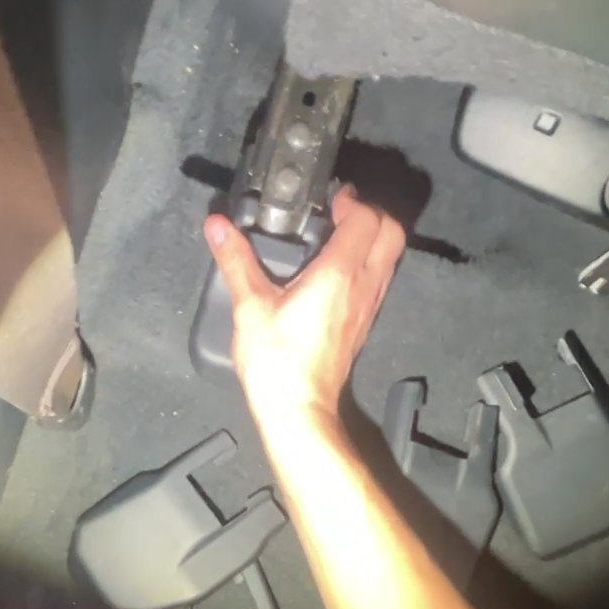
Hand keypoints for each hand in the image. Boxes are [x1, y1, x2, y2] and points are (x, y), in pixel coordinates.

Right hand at [205, 187, 406, 431]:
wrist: (299, 407)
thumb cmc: (277, 361)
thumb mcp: (249, 307)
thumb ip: (236, 261)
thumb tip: (216, 226)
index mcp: (338, 274)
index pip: (366, 220)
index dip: (352, 202)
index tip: (332, 200)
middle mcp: (363, 286)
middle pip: (392, 233)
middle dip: (372, 214)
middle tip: (342, 212)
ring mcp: (367, 307)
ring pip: (390, 257)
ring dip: (373, 238)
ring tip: (339, 236)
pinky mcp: (363, 324)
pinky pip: (379, 280)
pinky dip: (368, 263)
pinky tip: (336, 271)